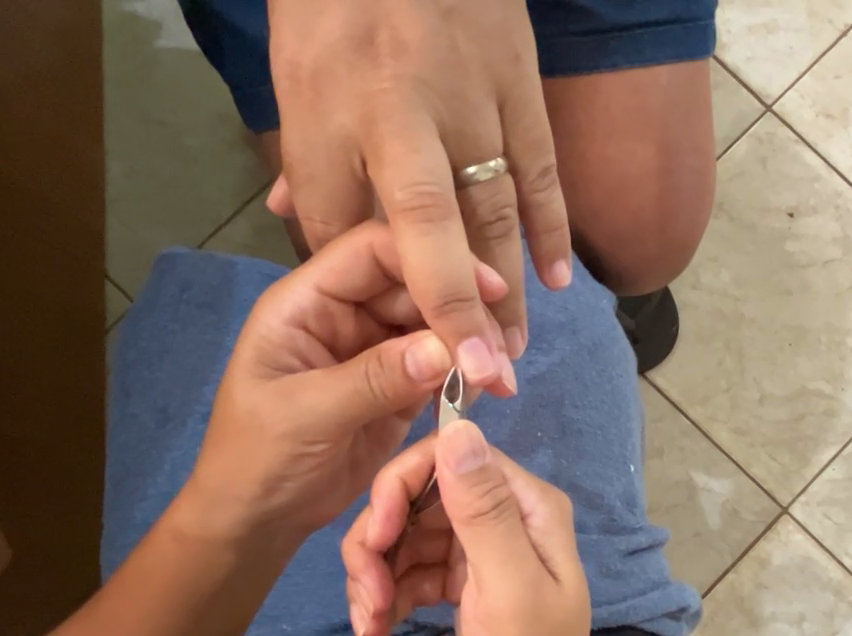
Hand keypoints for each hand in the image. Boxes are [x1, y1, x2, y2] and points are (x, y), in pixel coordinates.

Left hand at [181, 222, 507, 548]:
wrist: (261, 519)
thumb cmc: (259, 459)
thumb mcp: (306, 415)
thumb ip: (373, 379)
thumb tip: (446, 350)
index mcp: (308, 302)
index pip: (374, 254)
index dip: (429, 260)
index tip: (486, 288)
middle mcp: (346, 315)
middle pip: (416, 290)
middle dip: (462, 316)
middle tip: (501, 355)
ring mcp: (375, 354)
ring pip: (436, 330)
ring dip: (472, 350)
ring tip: (503, 381)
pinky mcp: (399, 391)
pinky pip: (441, 371)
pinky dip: (466, 380)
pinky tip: (487, 394)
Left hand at [267, 0, 574, 393]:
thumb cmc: (334, 0)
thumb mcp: (295, 77)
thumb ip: (308, 161)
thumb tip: (305, 223)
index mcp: (332, 108)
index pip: (342, 222)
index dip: (366, 292)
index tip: (393, 353)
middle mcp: (402, 111)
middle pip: (430, 235)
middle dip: (455, 316)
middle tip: (479, 381)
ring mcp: (471, 97)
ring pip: (493, 214)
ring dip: (506, 291)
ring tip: (511, 353)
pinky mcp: (519, 85)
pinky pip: (540, 172)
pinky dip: (550, 231)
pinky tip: (555, 284)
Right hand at [341, 421, 606, 635]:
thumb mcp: (510, 585)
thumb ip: (483, 510)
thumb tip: (459, 425)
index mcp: (523, 502)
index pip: (446, 458)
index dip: (398, 489)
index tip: (375, 539)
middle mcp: (498, 512)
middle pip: (412, 499)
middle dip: (377, 548)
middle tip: (365, 602)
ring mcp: (473, 544)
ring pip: (399, 537)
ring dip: (373, 582)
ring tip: (368, 629)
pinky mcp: (454, 575)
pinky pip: (403, 570)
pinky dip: (382, 601)